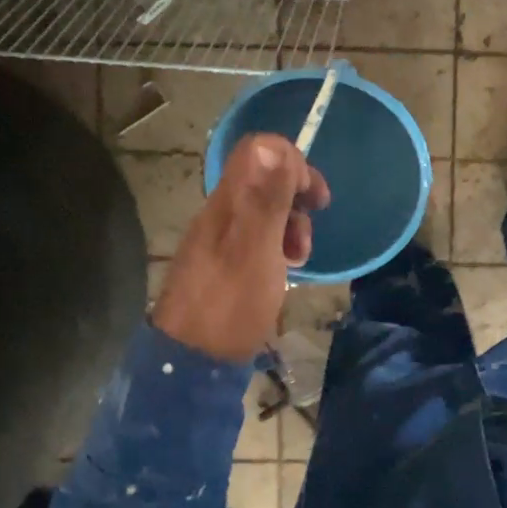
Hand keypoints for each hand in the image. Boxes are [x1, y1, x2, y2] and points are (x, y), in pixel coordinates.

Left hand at [151, 134, 330, 363]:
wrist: (191, 362)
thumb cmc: (230, 304)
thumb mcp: (257, 250)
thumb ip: (267, 199)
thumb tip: (274, 146)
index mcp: (227, 203)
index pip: (258, 150)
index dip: (292, 161)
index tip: (312, 196)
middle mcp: (221, 212)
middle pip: (264, 177)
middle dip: (297, 194)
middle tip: (315, 220)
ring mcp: (220, 237)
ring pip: (264, 209)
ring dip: (292, 223)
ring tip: (301, 256)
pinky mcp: (224, 262)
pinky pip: (258, 236)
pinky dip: (278, 244)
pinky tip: (286, 268)